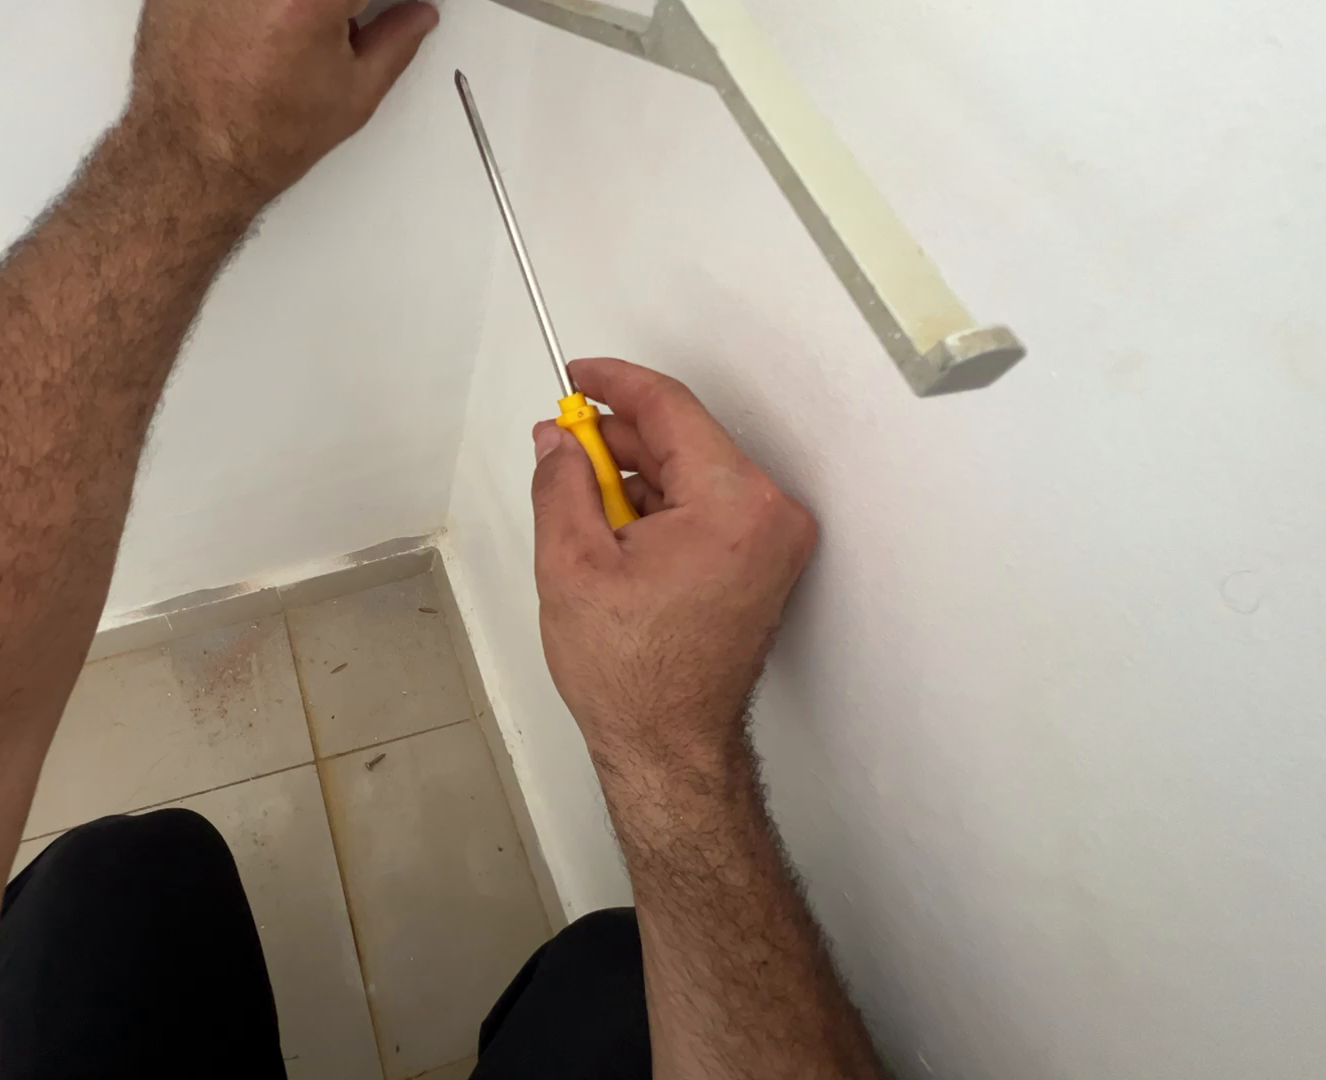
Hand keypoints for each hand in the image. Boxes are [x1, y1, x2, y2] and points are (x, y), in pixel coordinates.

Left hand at [128, 0, 439, 200]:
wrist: (194, 155)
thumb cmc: (265, 136)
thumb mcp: (350, 98)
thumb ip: (394, 43)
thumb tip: (418, 14)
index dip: (385, 0)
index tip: (385, 9)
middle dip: (338, 8)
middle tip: (342, 26)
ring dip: (297, 10)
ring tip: (289, 34)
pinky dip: (256, 9)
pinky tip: (252, 33)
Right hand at [531, 358, 817, 773]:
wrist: (668, 744)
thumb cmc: (626, 670)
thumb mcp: (569, 564)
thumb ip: (560, 483)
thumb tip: (554, 439)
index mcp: (730, 505)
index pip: (671, 408)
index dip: (614, 383)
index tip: (576, 375)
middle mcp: (767, 513)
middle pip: (682, 439)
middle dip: (615, 439)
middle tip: (559, 449)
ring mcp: (771, 539)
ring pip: (689, 472)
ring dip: (631, 476)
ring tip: (579, 508)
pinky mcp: (761, 560)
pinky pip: (703, 505)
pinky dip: (655, 504)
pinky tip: (613, 532)